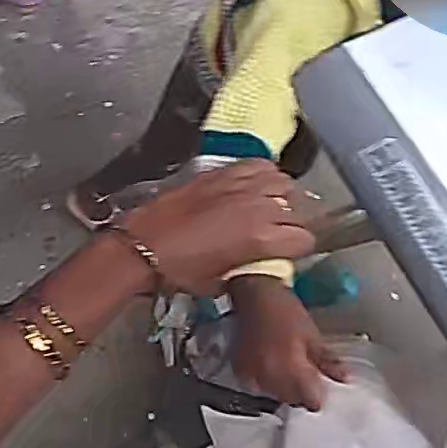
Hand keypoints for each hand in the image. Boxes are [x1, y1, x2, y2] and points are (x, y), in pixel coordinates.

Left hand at [119, 162, 313, 293]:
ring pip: (282, 183)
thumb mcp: (223, 282)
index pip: (304, 239)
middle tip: (275, 233)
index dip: (296, 249)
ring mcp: (240, 185)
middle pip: (296, 210)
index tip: (285, 253)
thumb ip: (252, 267)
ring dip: (280, 196)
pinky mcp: (221, 173)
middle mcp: (258, 206)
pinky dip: (262, 175)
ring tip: (267, 207)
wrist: (143, 246)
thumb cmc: (180, 271)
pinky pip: (258, 165)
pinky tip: (252, 186)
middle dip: (290, 223)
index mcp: (262, 238)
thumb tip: (262, 260)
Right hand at [227, 274, 346, 409]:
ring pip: (273, 395)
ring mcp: (251, 375)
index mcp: (291, 368)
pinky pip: (256, 386)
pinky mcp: (239, 369)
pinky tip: (270, 366)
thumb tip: (342, 378)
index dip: (318, 395)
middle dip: (301, 392)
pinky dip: (265, 381)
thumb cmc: (285, 310)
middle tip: (306, 375)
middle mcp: (269, 377)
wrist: (253, 294)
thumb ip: (326, 360)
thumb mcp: (311, 334)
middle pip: (291, 401)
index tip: (321, 385)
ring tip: (287, 368)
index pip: (310, 401)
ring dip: (282, 388)